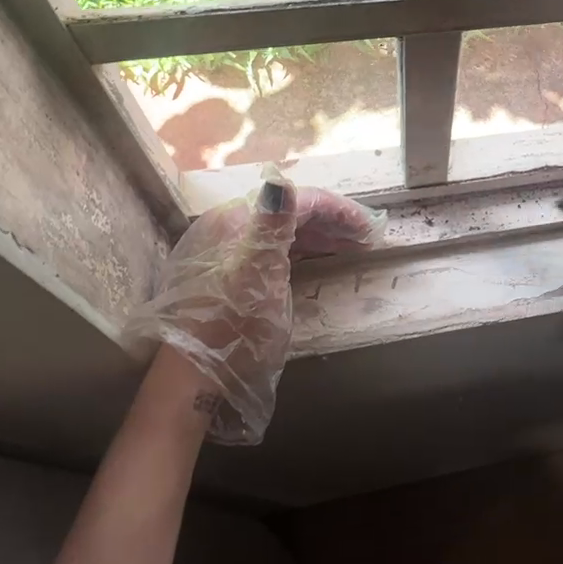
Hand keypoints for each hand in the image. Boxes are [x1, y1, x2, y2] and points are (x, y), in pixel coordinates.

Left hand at [126, 178, 381, 444]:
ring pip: (280, 231)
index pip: (300, 200)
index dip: (339, 210)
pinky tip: (314, 259)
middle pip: (290, 212)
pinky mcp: (221, 274)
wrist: (192, 384)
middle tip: (366, 238)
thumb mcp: (260, 276)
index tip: (370, 229)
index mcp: (235, 220)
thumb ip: (272, 226)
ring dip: (318, 235)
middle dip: (332, 222)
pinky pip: (269, 248)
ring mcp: (221, 251)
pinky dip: (299, 250)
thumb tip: (279, 180)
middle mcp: (225, 227)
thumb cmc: (234, 329)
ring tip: (350, 247)